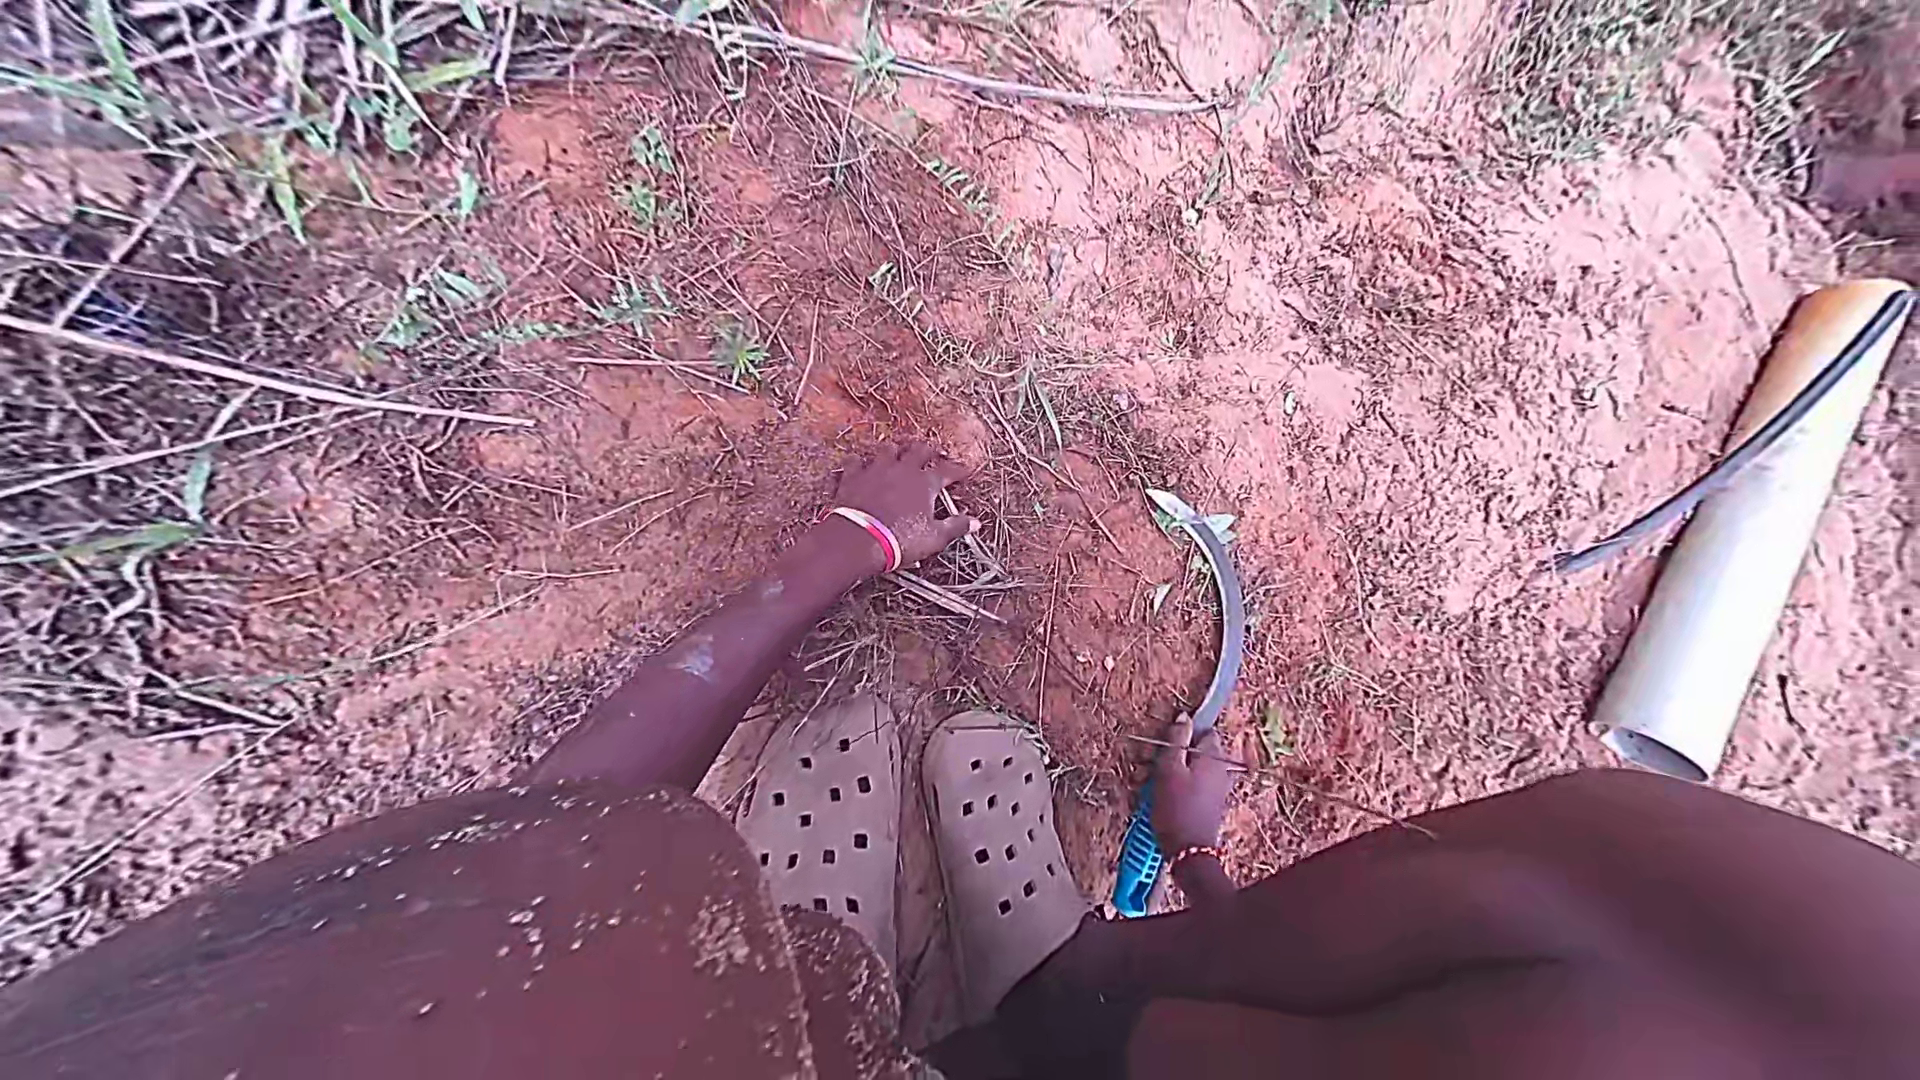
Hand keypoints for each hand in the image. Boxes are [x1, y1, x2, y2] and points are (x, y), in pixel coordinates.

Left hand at [830, 440, 977, 570]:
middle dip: (927, 450)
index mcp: (924, 483)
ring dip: (895, 450)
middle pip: (918, 451)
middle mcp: (902, 469)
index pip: (947, 471)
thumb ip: (955, 526)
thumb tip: (974, 523)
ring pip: (888, 450)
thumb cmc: (900, 539)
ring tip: (897, 452)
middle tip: (932, 451)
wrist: (858, 539)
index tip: (965, 470)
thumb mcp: (934, 537)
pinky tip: (859, 464)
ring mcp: (875, 469)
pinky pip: (855, 462)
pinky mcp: (853, 476)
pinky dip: (859, 463)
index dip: (957, 470)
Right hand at [1152, 715, 1237, 853]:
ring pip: (1192, 768)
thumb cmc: (1176, 807)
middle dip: (1173, 753)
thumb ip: (1176, 739)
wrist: (1188, 852)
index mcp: (1214, 757)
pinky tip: (1159, 795)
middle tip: (1151, 764)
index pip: (1205, 731)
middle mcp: (1221, 770)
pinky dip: (1177, 785)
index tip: (1166, 743)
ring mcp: (1217, 788)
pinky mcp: (1209, 803)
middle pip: (1197, 750)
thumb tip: (1184, 716)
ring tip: (1149, 782)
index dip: (1185, 733)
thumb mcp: (1169, 767)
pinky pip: (1193, 784)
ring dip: (1171, 770)